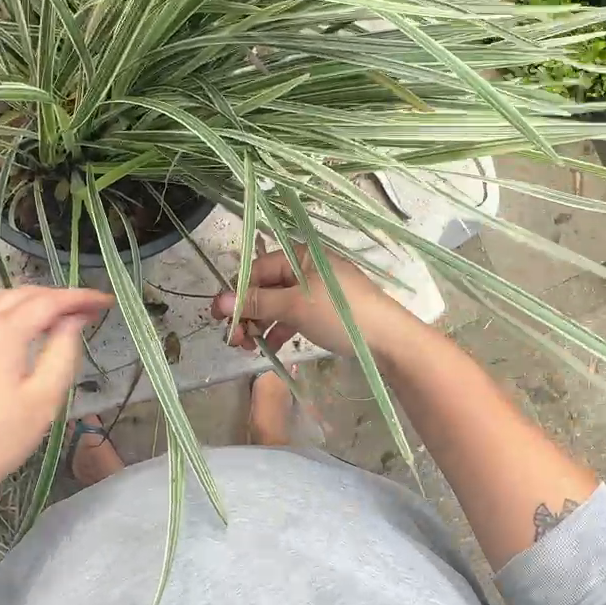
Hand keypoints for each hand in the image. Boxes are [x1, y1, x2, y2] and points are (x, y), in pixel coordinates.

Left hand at [0, 286, 112, 511]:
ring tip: (58, 318)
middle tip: (88, 310)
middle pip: (21, 295)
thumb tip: (73, 321)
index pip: (48, 301)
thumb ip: (63, 352)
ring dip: (31, 302)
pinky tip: (18, 332)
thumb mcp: (43, 400)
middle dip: (57, 297)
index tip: (105, 301)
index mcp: (0, 333)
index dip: (80, 297)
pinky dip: (6, 312)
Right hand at [210, 243, 418, 359]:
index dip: (236, 293)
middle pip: (265, 287)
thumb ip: (255, 303)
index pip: (257, 269)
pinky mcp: (324, 312)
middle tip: (234, 340)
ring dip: (259, 324)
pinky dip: (279, 330)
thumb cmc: (340, 314)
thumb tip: (216, 302)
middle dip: (246, 312)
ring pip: (277, 304)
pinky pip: (292, 317)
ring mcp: (317, 291)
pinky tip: (270, 348)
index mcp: (300, 255)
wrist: (388, 340)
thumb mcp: (293, 306)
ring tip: (249, 348)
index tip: (220, 319)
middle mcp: (307, 268)